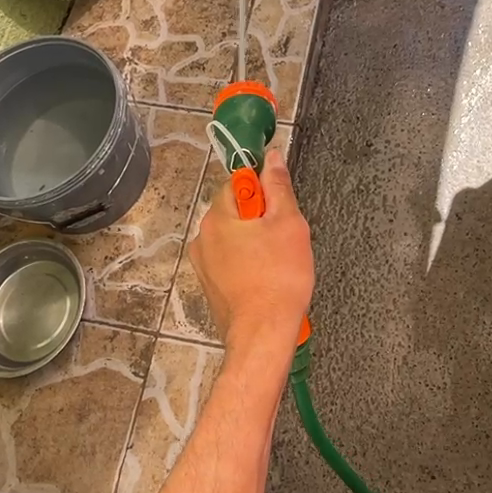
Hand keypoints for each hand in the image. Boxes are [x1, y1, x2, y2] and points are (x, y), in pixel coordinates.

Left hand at [189, 147, 314, 350]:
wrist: (263, 335)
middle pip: (235, 210)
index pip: (238, 182)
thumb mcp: (288, 222)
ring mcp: (204, 265)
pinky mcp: (210, 286)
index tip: (279, 207)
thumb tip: (271, 157)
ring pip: (233, 237)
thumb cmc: (279, 278)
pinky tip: (266, 277)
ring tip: (278, 261)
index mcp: (218, 217)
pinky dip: (247, 263)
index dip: (262, 189)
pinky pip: (230, 261)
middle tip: (283, 236)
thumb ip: (278, 185)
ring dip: (254, 241)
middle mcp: (203, 237)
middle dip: (260, 218)